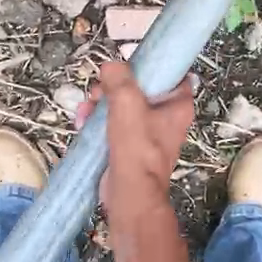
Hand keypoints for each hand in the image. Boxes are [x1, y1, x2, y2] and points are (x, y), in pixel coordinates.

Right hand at [79, 61, 200, 261]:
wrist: (129, 196)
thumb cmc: (136, 150)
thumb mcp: (127, 105)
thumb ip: (120, 80)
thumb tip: (111, 67)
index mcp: (178, 105)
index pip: (170, 72)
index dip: (148, 65)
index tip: (126, 65)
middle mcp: (167, 117)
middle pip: (138, 88)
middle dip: (112, 88)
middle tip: (96, 93)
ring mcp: (148, 133)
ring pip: (122, 105)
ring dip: (100, 105)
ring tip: (85, 113)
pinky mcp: (130, 146)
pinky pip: (113, 124)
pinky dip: (99, 122)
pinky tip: (83, 124)